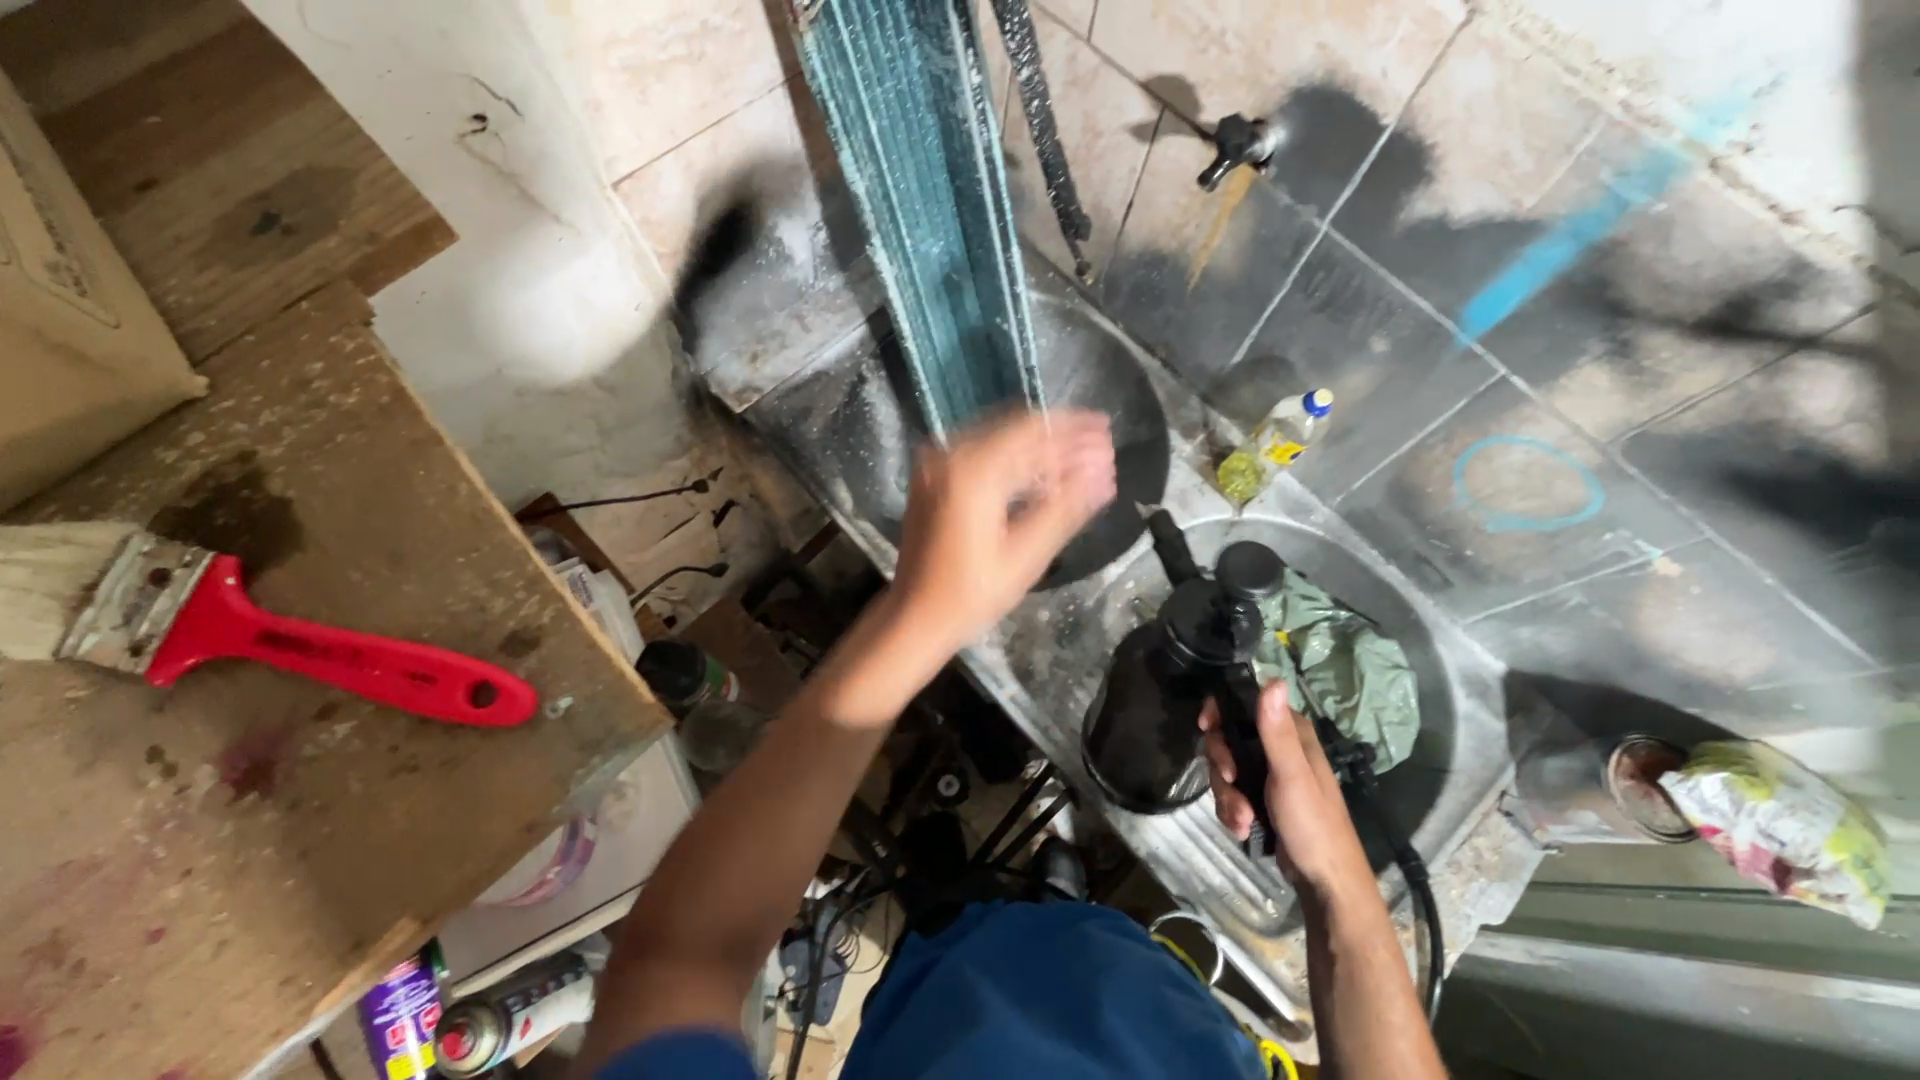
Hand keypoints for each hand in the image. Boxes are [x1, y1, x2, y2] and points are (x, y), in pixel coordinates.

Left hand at [890, 409, 1116, 651]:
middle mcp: (950, 456)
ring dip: (1039, 447)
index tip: (1107, 435)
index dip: (1074, 431)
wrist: (914, 616)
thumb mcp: (1025, 556)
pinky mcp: (931, 479)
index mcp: (973, 472)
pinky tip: (1041, 475)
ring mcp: (936, 466)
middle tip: (1101, 444)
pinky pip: (980, 454)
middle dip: (1061, 437)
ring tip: (1078, 459)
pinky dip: (1012, 461)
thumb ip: (1065, 508)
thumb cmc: (970, 595)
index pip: (1033, 431)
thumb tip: (1104, 475)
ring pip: (999, 440)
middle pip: (1016, 430)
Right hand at [1199, 682, 1373, 899]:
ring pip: (1226, 771)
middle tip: (1229, 781)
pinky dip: (1232, 811)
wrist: (1324, 881)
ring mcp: (1269, 776)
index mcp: (1292, 734)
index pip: (1247, 705)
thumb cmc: (1313, 823)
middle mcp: (1280, 750)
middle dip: (1222, 766)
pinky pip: (1232, 795)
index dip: (1221, 713)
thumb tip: (1273, 679)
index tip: (1206, 728)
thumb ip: (1276, 731)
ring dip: (1228, 796)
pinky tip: (1242, 828)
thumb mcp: (1291, 775)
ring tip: (1242, 820)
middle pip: (1229, 740)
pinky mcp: (1261, 800)